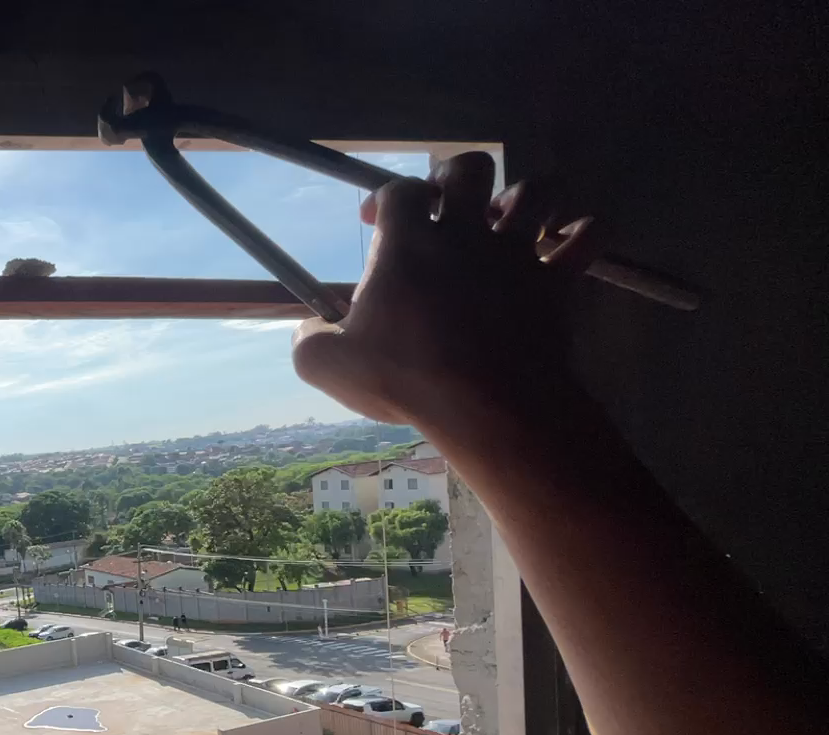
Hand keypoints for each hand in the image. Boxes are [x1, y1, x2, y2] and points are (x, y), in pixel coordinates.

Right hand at [291, 151, 603, 433]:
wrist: (484, 402)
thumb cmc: (399, 376)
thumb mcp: (322, 365)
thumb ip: (307, 339)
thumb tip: (308, 330)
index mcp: (406, 247)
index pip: (398, 191)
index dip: (384, 196)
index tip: (374, 219)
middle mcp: (464, 235)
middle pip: (471, 168)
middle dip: (454, 175)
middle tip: (442, 203)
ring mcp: (517, 254)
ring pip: (539, 189)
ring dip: (521, 196)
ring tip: (502, 221)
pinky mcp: (557, 280)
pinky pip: (590, 235)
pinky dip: (581, 231)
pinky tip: (564, 242)